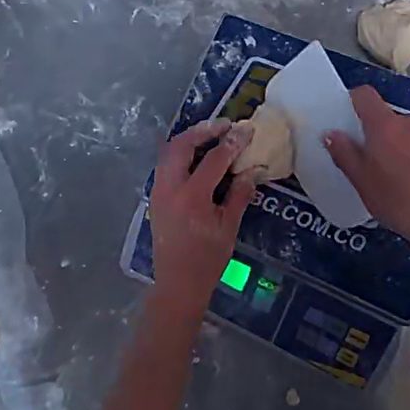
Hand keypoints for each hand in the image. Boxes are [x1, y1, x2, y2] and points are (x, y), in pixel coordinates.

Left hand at [148, 119, 256, 305]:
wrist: (178, 284)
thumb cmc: (207, 259)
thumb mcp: (229, 226)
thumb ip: (240, 193)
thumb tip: (253, 168)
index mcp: (192, 197)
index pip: (214, 159)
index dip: (233, 142)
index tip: (247, 130)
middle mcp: (170, 188)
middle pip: (182, 145)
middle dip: (204, 130)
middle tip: (225, 125)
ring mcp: (158, 191)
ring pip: (169, 152)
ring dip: (190, 138)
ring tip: (211, 134)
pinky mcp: (156, 196)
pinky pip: (166, 164)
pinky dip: (181, 152)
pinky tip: (197, 154)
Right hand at [325, 87, 409, 276]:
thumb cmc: (400, 201)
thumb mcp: (362, 182)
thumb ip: (344, 153)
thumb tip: (331, 133)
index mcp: (386, 124)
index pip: (364, 95)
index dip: (351, 102)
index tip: (342, 121)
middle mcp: (409, 122)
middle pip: (383, 115)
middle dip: (370, 131)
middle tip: (360, 158)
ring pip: (401, 131)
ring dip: (389, 144)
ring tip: (384, 176)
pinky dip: (407, 155)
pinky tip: (406, 184)